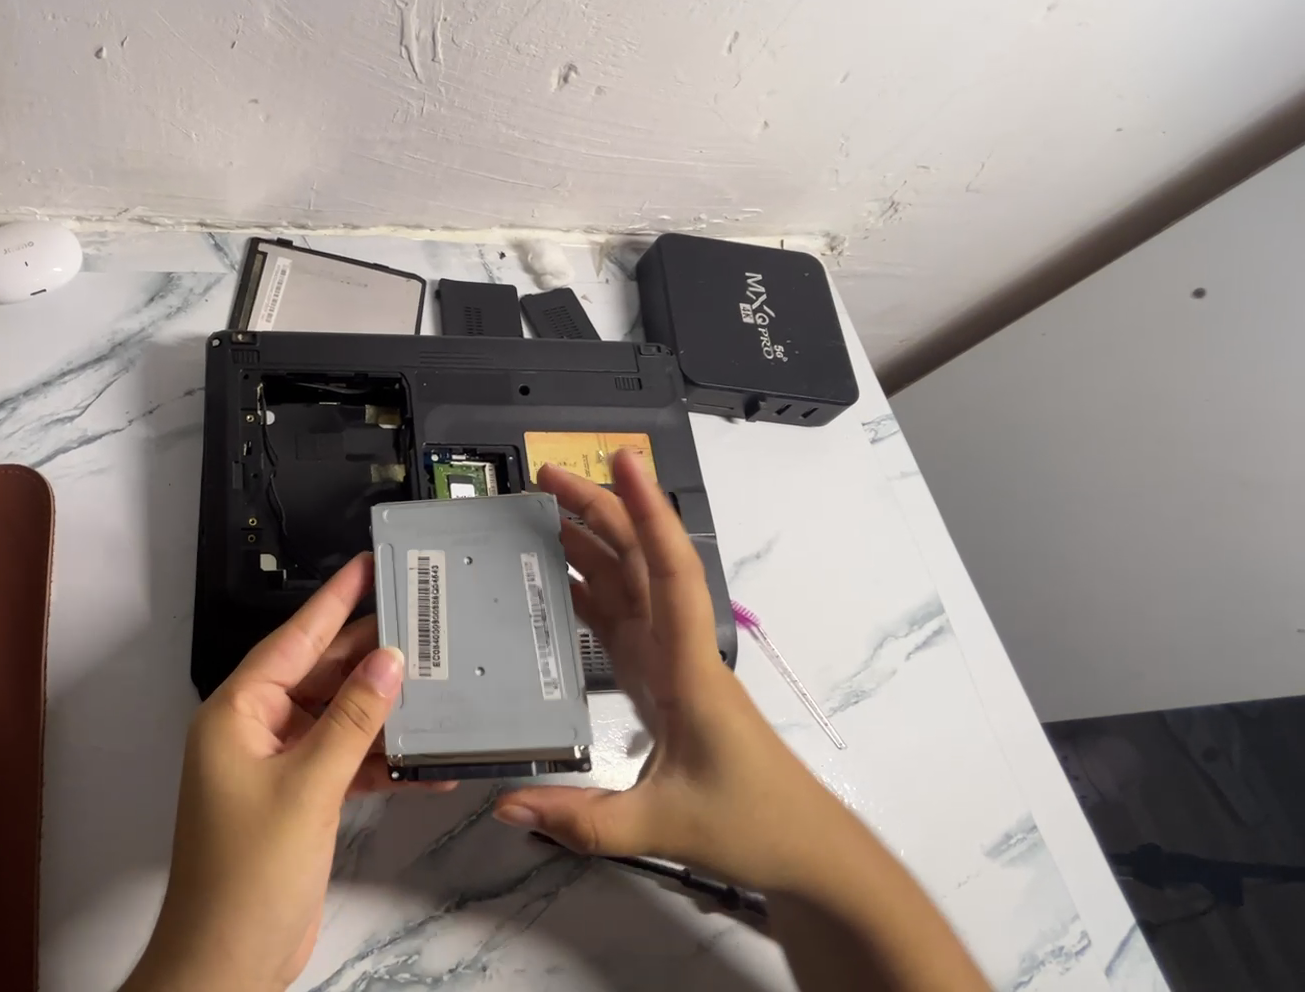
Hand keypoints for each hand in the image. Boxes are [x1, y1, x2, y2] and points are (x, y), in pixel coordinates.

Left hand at [124, 554, 431, 991]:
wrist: (228, 963)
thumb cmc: (246, 876)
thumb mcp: (306, 787)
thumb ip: (351, 721)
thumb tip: (387, 663)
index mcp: (238, 711)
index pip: (294, 639)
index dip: (333, 600)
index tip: (366, 566)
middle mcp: (257, 727)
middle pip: (320, 674)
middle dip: (368, 653)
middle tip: (417, 621)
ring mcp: (280, 762)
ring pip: (338, 716)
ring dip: (381, 708)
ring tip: (433, 680)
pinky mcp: (301, 795)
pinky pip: (345, 759)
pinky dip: (379, 759)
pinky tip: (423, 760)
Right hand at [492, 451, 862, 892]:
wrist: (805, 849)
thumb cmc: (751, 824)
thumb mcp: (662, 826)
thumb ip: (583, 819)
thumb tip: (503, 804)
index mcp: (686, 664)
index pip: (669, 570)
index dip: (647, 511)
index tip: (623, 460)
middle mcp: (675, 646)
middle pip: (640, 558)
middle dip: (599, 508)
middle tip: (546, 476)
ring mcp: (666, 658)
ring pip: (627, 580)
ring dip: (589, 540)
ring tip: (541, 510)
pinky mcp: (657, 675)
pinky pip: (617, 614)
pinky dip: (586, 586)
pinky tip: (555, 576)